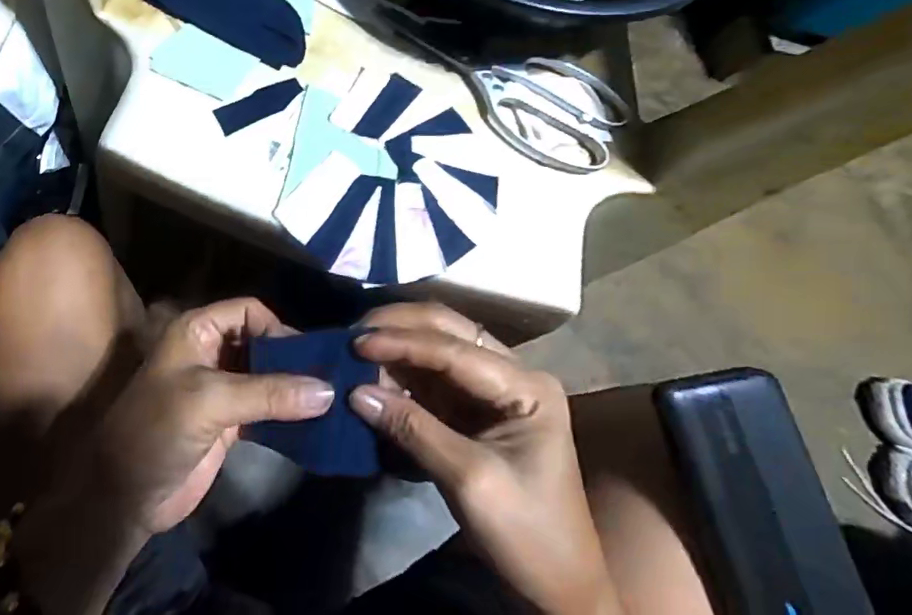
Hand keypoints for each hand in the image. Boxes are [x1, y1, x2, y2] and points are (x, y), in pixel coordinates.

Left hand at [91, 297, 335, 534]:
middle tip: (329, 374)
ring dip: (294, 386)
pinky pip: (267, 406)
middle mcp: (211, 352)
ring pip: (267, 375)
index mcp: (198, 331)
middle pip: (262, 342)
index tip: (308, 353)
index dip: (278, 327)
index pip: (249, 311)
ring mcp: (221, 388)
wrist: (123, 500)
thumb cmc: (157, 430)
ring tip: (331, 396)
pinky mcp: (229, 421)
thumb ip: (270, 393)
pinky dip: (288, 411)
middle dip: (293, 357)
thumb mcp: (211, 401)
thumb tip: (328, 390)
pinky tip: (314, 419)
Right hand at [351, 304, 622, 614]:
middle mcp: (513, 373)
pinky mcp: (476, 409)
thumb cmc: (526, 532)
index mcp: (526, 384)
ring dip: (399, 347)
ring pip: (439, 349)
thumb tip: (356, 392)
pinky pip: (435, 378)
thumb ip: (414, 430)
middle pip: (451, 332)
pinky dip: (404, 372)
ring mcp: (494, 388)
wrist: (557, 583)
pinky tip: (375, 371)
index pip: (456, 350)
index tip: (357, 342)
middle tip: (354, 331)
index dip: (404, 341)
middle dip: (401, 327)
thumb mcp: (469, 481)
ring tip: (356, 347)